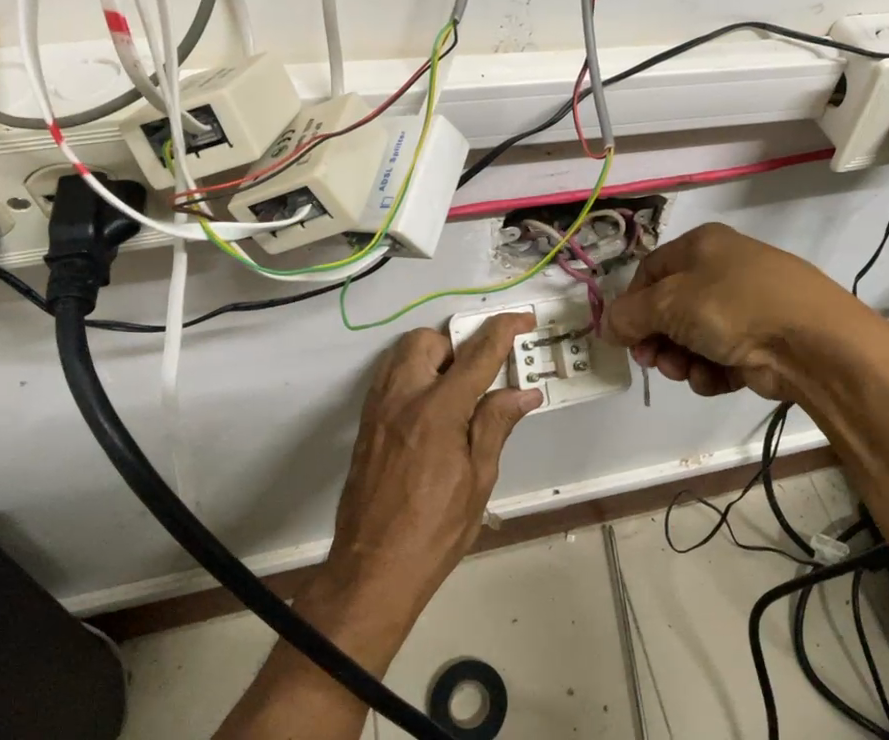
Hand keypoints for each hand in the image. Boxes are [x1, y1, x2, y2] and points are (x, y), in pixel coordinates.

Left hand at [324, 314, 541, 609]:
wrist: (373, 569)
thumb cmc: (435, 530)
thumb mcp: (479, 479)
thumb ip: (496, 425)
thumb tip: (523, 392)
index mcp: (437, 411)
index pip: (477, 354)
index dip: (503, 330)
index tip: (522, 318)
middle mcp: (402, 399)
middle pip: (427, 340)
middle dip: (457, 343)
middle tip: (480, 375)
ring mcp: (377, 410)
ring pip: (401, 354)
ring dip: (431, 356)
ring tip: (455, 390)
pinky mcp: (365, 425)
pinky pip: (388, 378)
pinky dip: (411, 376)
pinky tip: (430, 408)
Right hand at [602, 223, 872, 402]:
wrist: (810, 341)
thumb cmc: (732, 306)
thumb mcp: (669, 304)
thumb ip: (629, 315)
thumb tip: (607, 325)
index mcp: (701, 246)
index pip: (649, 273)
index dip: (631, 306)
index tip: (623, 338)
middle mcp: (722, 271)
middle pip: (669, 310)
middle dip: (657, 340)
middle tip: (653, 361)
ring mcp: (744, 307)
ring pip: (692, 338)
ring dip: (682, 360)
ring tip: (688, 371)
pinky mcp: (759, 342)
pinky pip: (719, 357)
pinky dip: (712, 371)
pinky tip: (717, 378)